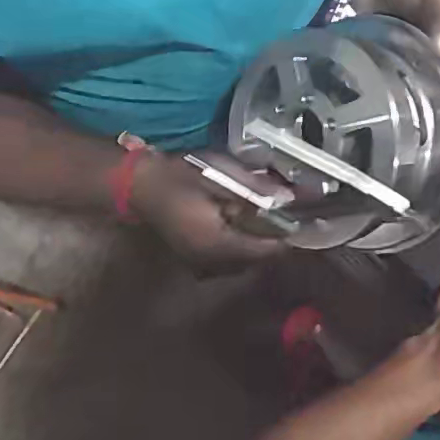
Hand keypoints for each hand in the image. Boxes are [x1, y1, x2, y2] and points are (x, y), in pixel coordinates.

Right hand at [127, 151, 289, 265]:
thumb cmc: (180, 176)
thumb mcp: (222, 174)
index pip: (262, 251)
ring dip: (254, 249)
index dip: (284, 240)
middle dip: (270, 245)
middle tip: (286, 223)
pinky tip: (241, 230)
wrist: (138, 185)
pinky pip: (223, 263)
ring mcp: (196, 263)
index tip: (301, 226)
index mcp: (217, 243)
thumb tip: (288, 196)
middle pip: (252, 261)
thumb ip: (256, 187)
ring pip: (238, 264)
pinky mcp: (190, 258)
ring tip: (267, 225)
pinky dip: (238, 250)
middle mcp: (209, 261)